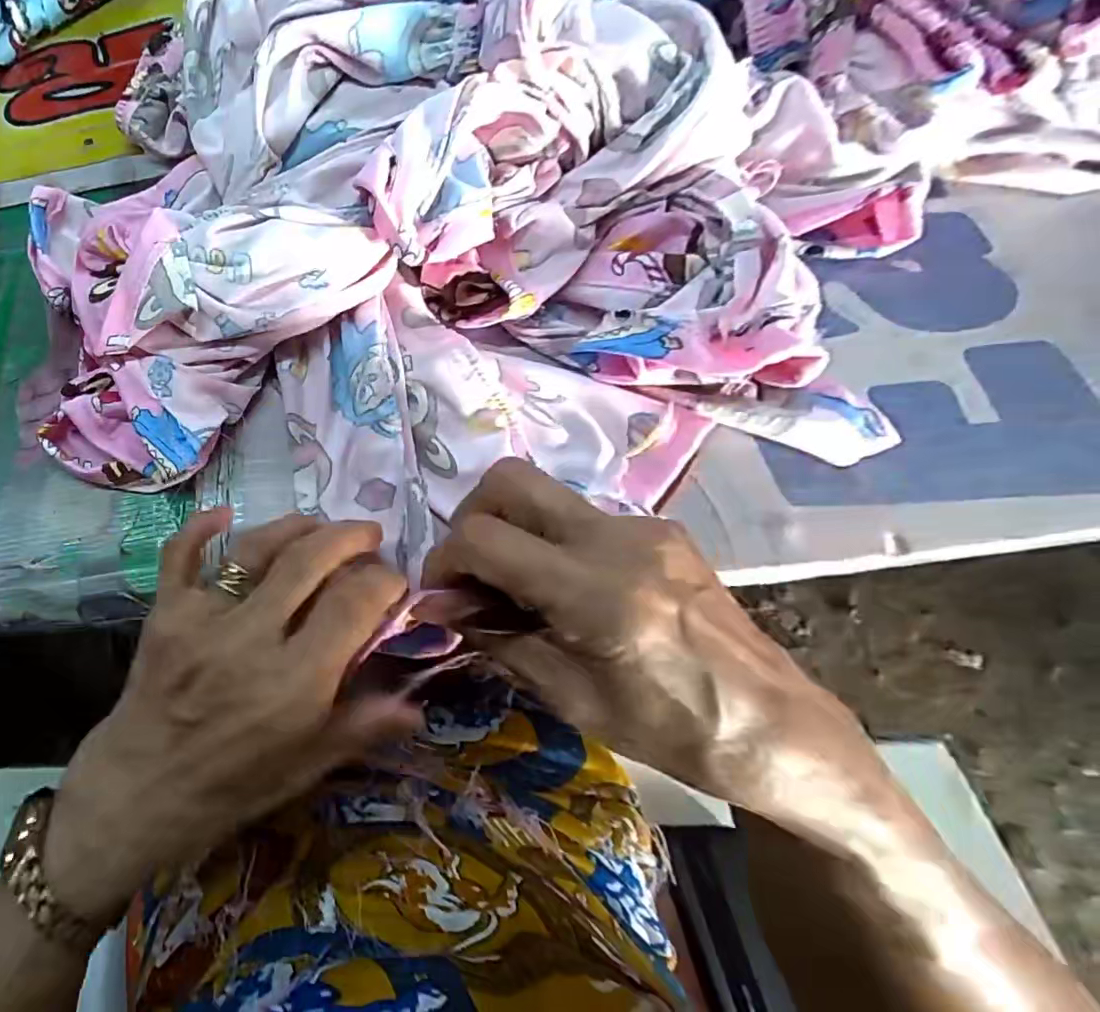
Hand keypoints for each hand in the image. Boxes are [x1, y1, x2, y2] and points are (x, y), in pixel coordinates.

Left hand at [44, 511, 423, 923]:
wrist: (146, 784)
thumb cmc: (233, 784)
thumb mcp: (306, 767)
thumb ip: (360, 727)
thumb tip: (417, 703)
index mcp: (296, 681)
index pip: (353, 604)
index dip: (382, 582)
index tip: (393, 579)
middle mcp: (251, 637)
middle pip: (308, 561)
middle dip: (347, 538)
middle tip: (367, 534)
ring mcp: (201, 617)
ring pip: (253, 549)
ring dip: (292, 527)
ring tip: (317, 524)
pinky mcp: (164, 610)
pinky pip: (179, 555)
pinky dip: (200, 528)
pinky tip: (223, 513)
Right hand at [420, 458, 870, 811]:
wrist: (782, 734)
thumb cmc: (670, 730)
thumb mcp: (565, 693)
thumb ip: (491, 634)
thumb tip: (431, 604)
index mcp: (595, 591)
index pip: (480, 538)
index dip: (442, 562)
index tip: (441, 597)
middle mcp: (617, 540)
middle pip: (506, 480)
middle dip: (468, 519)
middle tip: (470, 570)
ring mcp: (643, 528)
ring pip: (540, 491)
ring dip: (507, 528)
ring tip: (511, 585)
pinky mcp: (660, 531)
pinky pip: (576, 514)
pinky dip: (545, 540)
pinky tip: (558, 589)